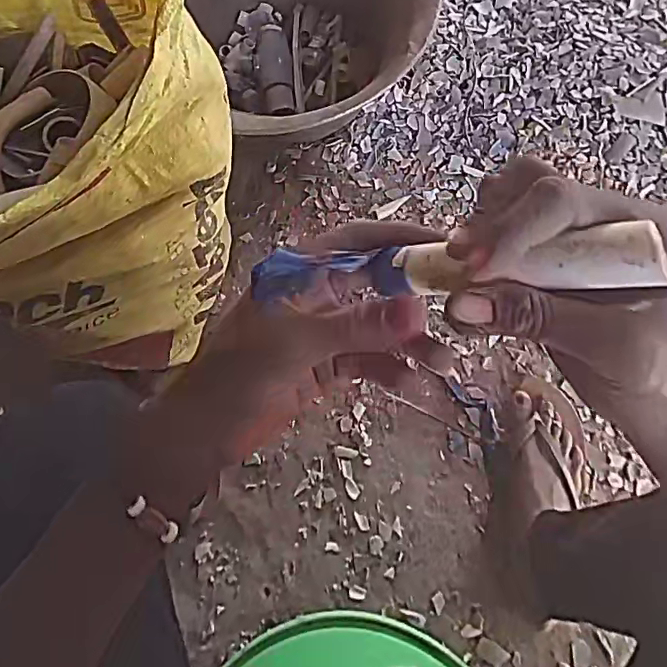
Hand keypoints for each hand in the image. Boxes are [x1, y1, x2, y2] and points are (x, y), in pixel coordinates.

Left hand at [122, 222, 450, 510]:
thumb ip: (357, 327)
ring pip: (379, 325)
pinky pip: (370, 359)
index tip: (446, 246)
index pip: (359, 240)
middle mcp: (318, 293)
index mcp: (301, 270)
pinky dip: (392, 369)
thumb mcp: (297, 345)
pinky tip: (412, 386)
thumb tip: (417, 310)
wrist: (205, 429)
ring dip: (411, 341)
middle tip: (461, 306)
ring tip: (443, 363)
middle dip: (416, 296)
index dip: (402, 238)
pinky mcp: (328, 363)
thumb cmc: (239, 372)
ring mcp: (325, 329)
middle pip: (378, 282)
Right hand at [444, 156, 666, 438]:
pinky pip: (492, 242)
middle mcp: (601, 220)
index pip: (561, 201)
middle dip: (490, 223)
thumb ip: (536, 317)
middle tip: (463, 264)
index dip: (510, 229)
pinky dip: (471, 265)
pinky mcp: (539, 261)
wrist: (661, 406)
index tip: (475, 266)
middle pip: (528, 186)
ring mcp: (568, 239)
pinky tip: (473, 296)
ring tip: (471, 283)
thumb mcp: (607, 346)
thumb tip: (465, 300)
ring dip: (477, 240)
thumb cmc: (658, 375)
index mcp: (640, 226)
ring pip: (504, 204)